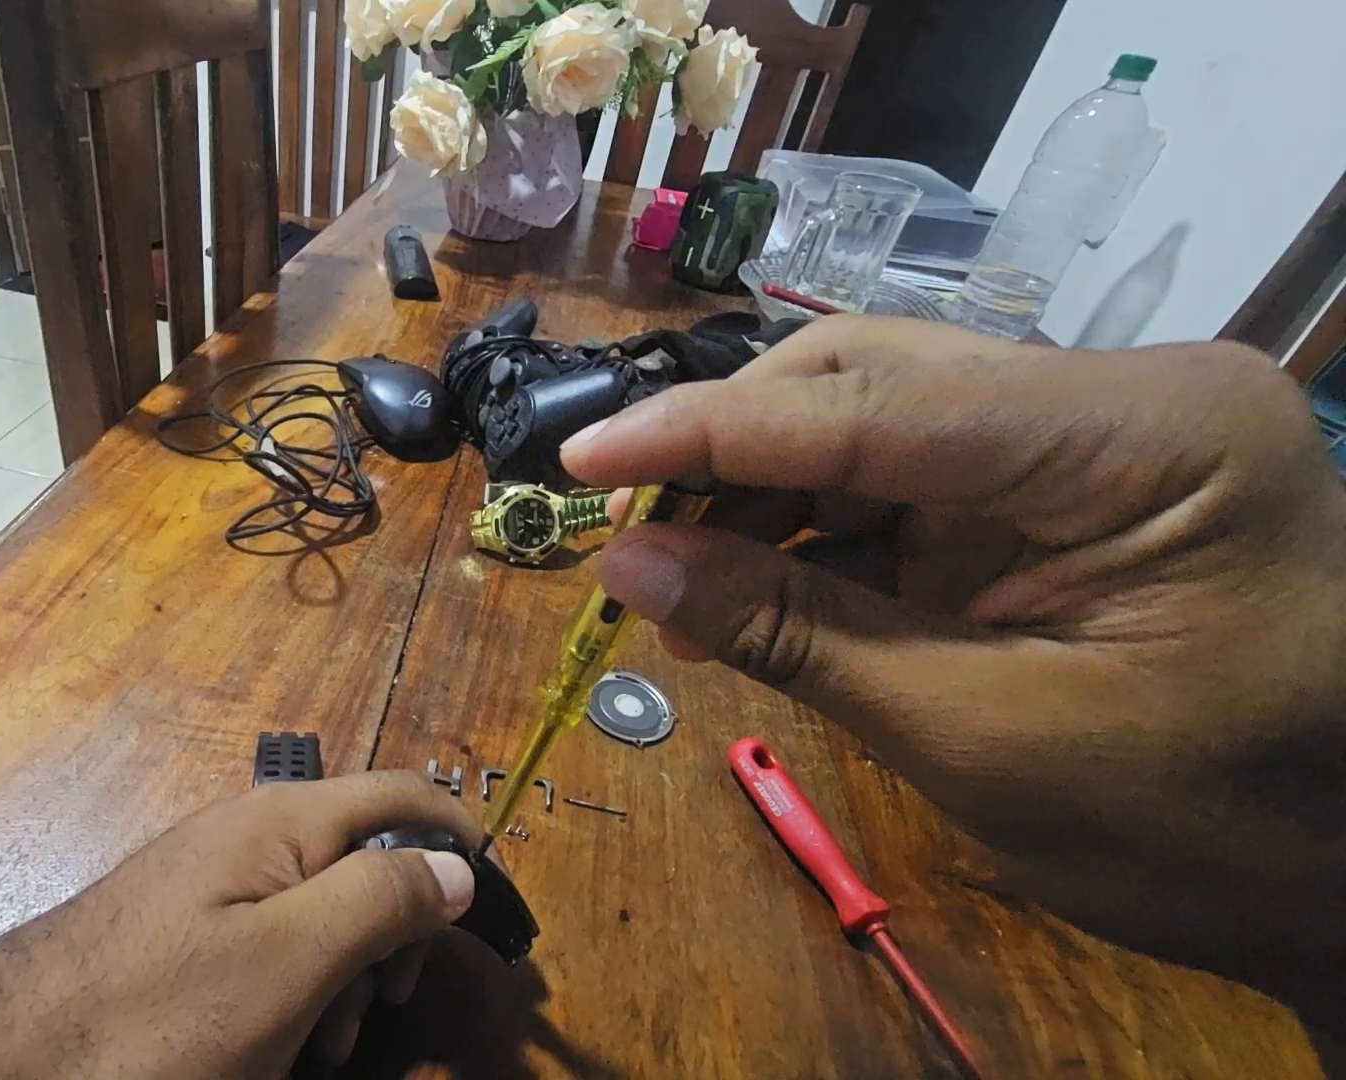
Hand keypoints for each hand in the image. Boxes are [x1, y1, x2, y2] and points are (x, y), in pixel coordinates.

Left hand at [0, 773, 480, 1078]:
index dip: (459, 833)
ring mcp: (222, 874)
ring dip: (354, 961)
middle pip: (367, 845)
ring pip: (326, 898)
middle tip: (396, 997)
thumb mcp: (287, 963)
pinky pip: (280, 932)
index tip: (495, 902)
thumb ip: (379, 899)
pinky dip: (307, 978)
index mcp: (286, 819)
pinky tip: (289, 1037)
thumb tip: (459, 865)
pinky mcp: (197, 919)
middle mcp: (257, 830)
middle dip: (400, 917)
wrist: (3, 1060)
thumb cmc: (157, 1013)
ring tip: (335, 1037)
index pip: (401, 792)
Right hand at [561, 316, 1345, 1006]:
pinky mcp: (1006, 490)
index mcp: (1133, 436)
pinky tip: (727, 598)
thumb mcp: (971, 734)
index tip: (582, 457)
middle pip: (845, 383)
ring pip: (836, 429)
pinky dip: (779, 539)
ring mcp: (1046, 442)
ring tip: (668, 588)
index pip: (865, 405)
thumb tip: (622, 569)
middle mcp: (1090, 401)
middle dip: (716, 457)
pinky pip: (857, 486)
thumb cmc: (1197, 824)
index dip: (701, 432)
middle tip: (627, 535)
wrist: (1336, 873)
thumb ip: (788, 634)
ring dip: (735, 502)